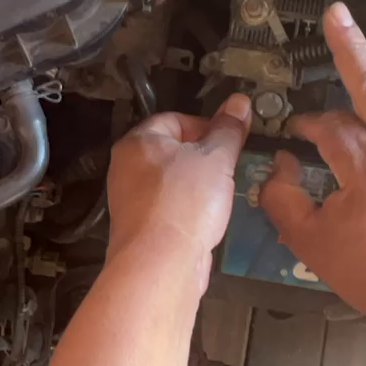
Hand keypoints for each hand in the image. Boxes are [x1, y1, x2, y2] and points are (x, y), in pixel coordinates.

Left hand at [105, 93, 250, 263]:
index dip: (206, 125)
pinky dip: (190, 209)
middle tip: (231, 166)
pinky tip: (209, 219)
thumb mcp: (215, 158)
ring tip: (224, 193)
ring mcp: (131, 200)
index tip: (230, 140)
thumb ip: (228, 130)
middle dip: (205, 157)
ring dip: (200, 185)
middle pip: (173, 150)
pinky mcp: (141, 228)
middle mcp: (127, 168)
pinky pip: (170, 208)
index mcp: (137, 142)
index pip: (174, 119)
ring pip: (173, 181)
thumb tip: (239, 101)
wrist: (160, 265)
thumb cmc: (186, 202)